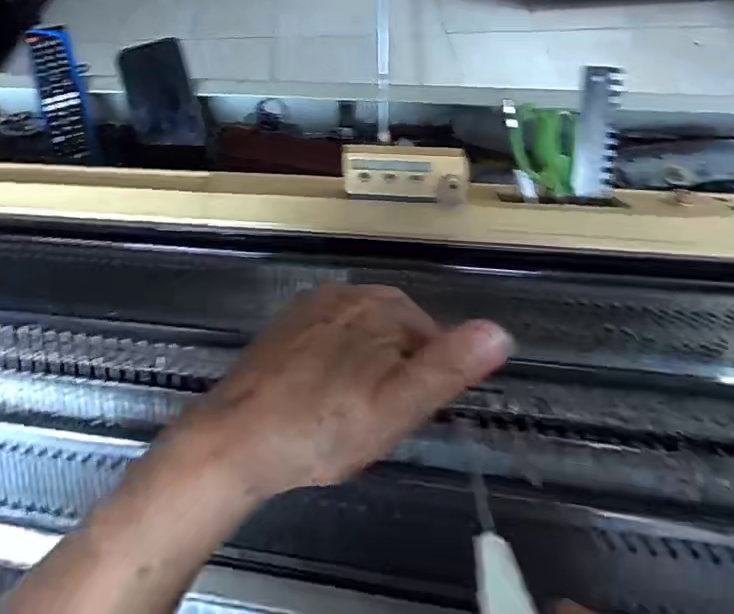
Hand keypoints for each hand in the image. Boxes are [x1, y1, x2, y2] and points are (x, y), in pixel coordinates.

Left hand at [162, 284, 513, 500]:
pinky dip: (332, 370)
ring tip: (343, 419)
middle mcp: (347, 292)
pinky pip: (328, 344)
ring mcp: (311, 307)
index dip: (423, 384)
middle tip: (372, 424)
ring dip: (363, 374)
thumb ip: (448, 366)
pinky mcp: (285, 327)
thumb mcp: (397, 405)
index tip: (401, 419)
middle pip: (396, 337)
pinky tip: (316, 403)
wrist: (234, 440)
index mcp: (382, 305)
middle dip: (393, 377)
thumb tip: (499, 331)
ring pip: (361, 342)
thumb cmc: (321, 427)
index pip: (431, 340)